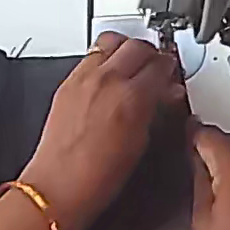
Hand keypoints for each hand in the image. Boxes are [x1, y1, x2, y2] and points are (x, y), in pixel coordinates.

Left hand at [20, 32, 186, 229]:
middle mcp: (107, 80)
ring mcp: (84, 78)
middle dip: (152, 54)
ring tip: (132, 62)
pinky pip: (91, 55)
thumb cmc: (97, 177)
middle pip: (138, 46)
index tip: (171, 73)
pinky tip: (109, 73)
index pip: (160, 65)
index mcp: (132, 97)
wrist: (58, 187)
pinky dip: (104, 58)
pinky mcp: (67, 82)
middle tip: (156, 65)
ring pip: (112, 41)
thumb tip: (166, 94)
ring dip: (126, 49)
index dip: (170, 68)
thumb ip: (156, 110)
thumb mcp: (141, 144)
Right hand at [189, 123, 229, 229]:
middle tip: (193, 179)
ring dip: (226, 165)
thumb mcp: (203, 222)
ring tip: (214, 197)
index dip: (187, 138)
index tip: (177, 148)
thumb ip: (197, 180)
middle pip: (223, 139)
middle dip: (208, 154)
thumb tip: (195, 162)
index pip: (203, 131)